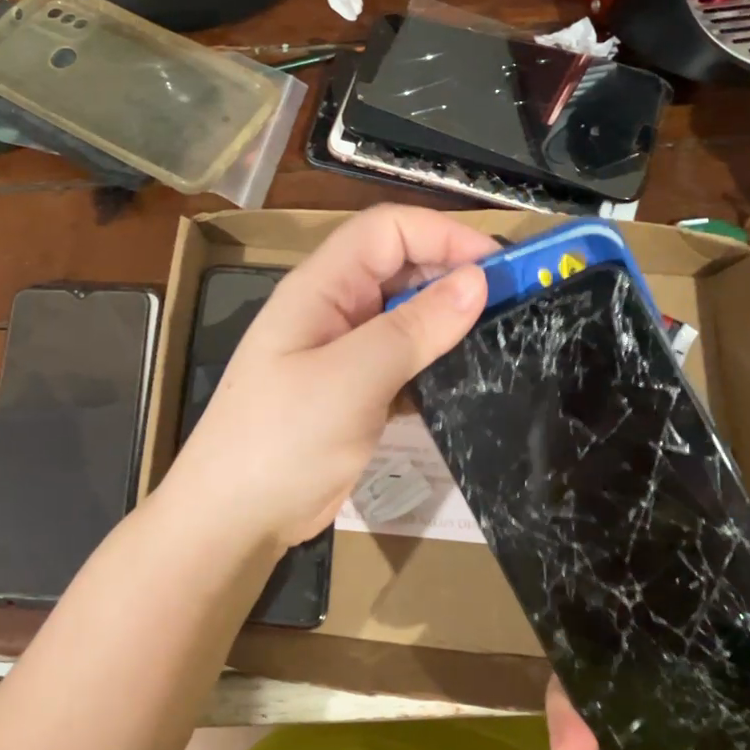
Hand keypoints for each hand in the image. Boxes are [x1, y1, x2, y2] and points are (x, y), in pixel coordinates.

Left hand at [166, 205, 498, 548]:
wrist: (233, 518)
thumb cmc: (282, 440)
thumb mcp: (352, 379)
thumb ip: (413, 328)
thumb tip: (477, 282)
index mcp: (320, 288)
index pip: (386, 231)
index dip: (443, 234)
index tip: (500, 267)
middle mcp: (331, 311)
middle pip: (399, 267)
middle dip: (454, 273)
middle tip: (516, 303)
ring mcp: (341, 354)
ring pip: (404, 315)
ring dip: (449, 319)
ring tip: (503, 336)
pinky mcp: (353, 394)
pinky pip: (402, 361)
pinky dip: (434, 361)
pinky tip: (468, 377)